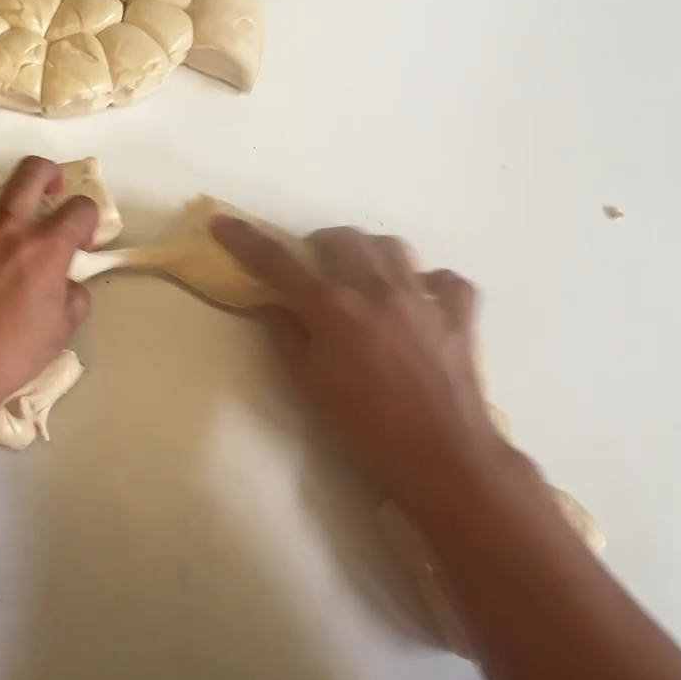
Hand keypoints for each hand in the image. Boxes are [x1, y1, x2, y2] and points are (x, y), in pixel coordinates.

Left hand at [0, 157, 97, 410]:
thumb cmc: (7, 353)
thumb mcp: (60, 332)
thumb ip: (73, 297)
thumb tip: (68, 283)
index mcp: (46, 245)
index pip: (80, 209)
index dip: (86, 220)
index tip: (80, 238)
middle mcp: (7, 222)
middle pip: (31, 171)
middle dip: (47, 174)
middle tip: (48, 188)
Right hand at [212, 220, 512, 507]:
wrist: (442, 456)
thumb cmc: (364, 425)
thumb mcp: (308, 382)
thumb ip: (286, 334)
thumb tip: (271, 303)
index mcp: (332, 308)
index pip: (278, 262)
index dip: (246, 239)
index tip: (222, 223)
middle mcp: (376, 290)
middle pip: (341, 238)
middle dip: (319, 246)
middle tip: (314, 269)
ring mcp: (422, 298)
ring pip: (391, 246)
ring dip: (369, 254)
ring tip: (363, 278)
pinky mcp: (458, 314)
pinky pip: (446, 279)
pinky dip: (430, 282)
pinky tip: (419, 301)